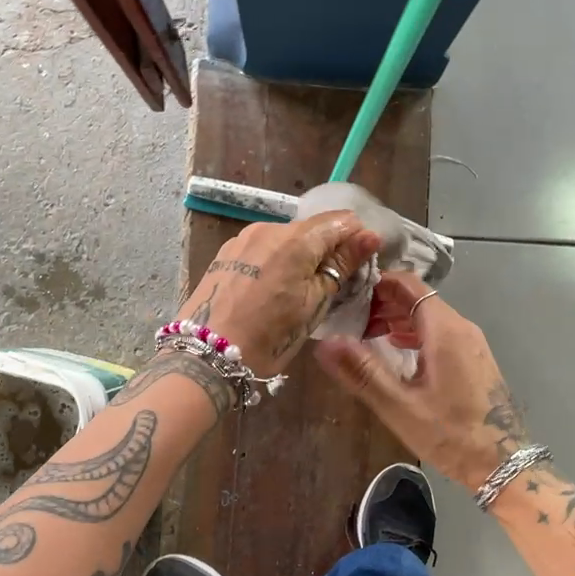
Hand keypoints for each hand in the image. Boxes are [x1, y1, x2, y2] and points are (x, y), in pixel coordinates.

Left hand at [175, 212, 381, 376]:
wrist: (205, 355)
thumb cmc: (269, 336)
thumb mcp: (314, 304)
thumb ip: (341, 266)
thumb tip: (369, 236)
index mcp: (296, 239)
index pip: (341, 220)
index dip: (357, 239)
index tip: (360, 266)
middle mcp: (269, 228)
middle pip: (313, 228)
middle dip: (329, 250)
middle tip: (333, 286)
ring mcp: (244, 238)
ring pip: (287, 238)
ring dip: (302, 256)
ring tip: (300, 292)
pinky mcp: (227, 252)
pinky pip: (264, 248)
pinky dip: (278, 262)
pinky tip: (272, 291)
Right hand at [314, 273, 526, 490]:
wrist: (504, 463)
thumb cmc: (451, 434)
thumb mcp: (400, 406)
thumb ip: (362, 372)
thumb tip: (325, 342)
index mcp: (444, 330)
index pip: (408, 284)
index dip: (377, 282)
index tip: (347, 292)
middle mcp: (461, 327)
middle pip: (417, 298)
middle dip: (382, 301)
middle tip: (348, 316)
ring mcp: (471, 343)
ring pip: (429, 315)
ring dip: (397, 318)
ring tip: (365, 333)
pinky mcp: (474, 359)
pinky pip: (440, 332)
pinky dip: (415, 332)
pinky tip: (396, 350)